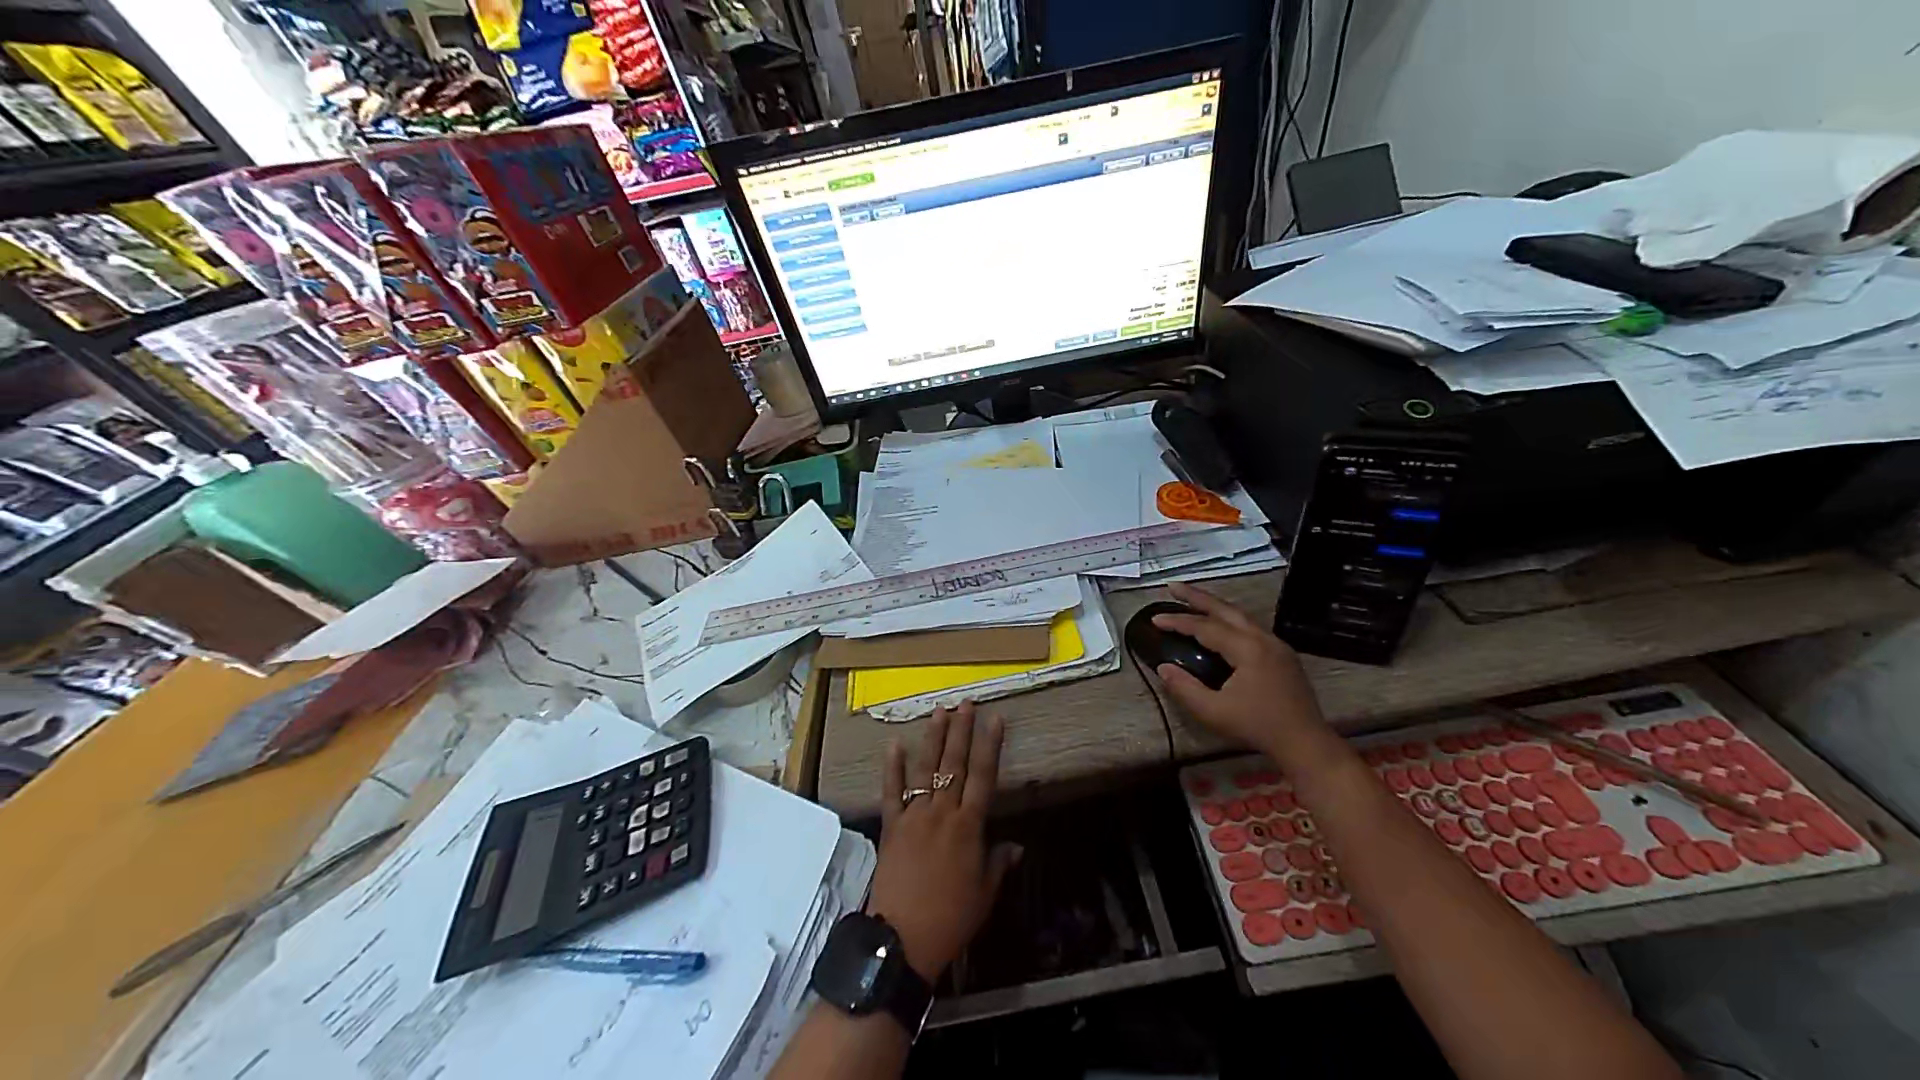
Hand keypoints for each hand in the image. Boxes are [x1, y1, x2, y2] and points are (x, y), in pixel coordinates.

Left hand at [872, 702, 1021, 981]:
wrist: (903, 938)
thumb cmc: (952, 917)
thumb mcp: (985, 893)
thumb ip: (999, 863)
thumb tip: (1016, 846)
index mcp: (969, 826)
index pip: (984, 776)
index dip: (990, 746)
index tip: (995, 719)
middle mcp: (942, 812)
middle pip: (954, 764)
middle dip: (962, 731)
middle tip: (966, 704)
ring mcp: (914, 816)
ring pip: (926, 769)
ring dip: (933, 739)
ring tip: (939, 712)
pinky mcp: (891, 826)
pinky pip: (891, 791)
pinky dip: (893, 767)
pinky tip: (895, 744)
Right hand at [1151, 582, 1328, 764]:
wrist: (1305, 742)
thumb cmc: (1258, 726)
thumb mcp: (1213, 712)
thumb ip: (1185, 688)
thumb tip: (1163, 668)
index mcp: (1247, 648)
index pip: (1205, 627)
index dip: (1178, 621)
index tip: (1154, 619)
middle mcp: (1263, 638)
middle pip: (1225, 609)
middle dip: (1197, 596)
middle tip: (1173, 587)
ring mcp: (1276, 645)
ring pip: (1240, 615)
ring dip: (1215, 606)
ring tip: (1193, 601)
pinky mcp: (1282, 655)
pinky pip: (1250, 627)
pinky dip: (1229, 619)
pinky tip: (1221, 625)